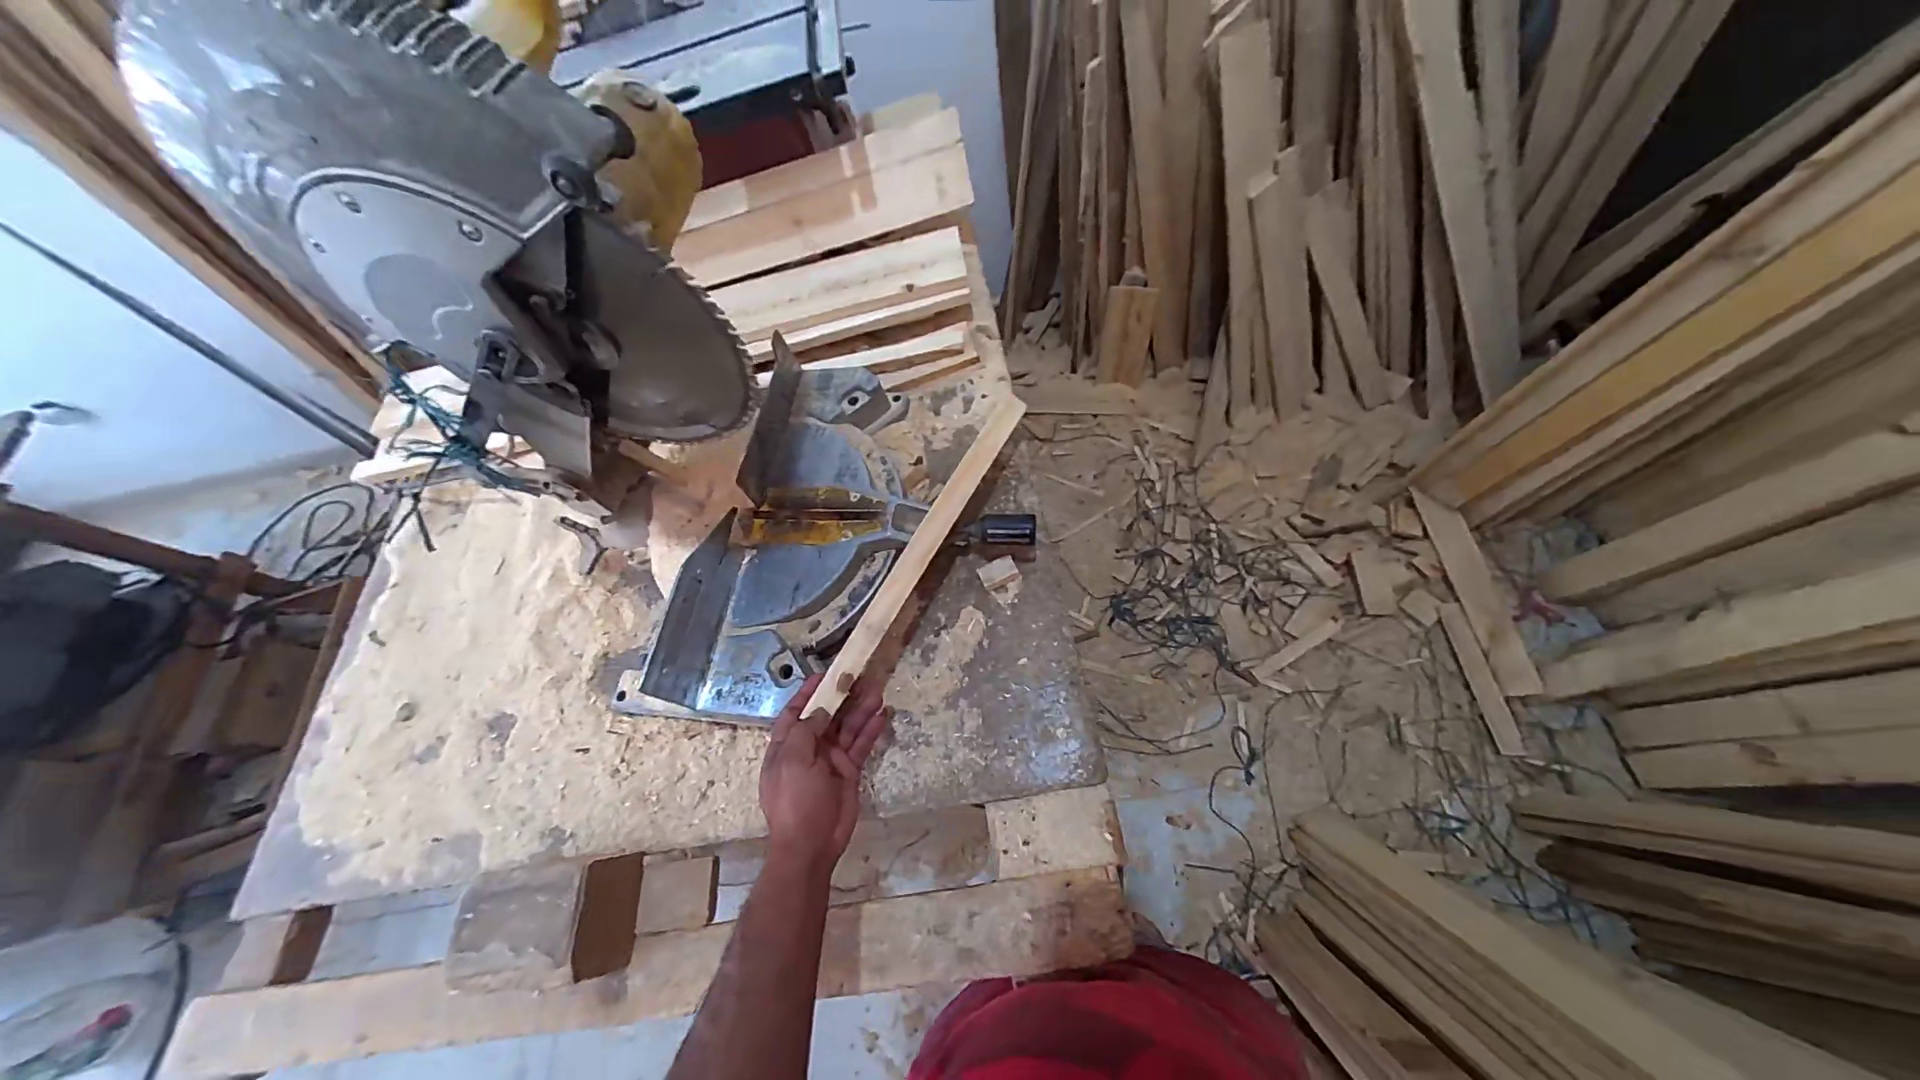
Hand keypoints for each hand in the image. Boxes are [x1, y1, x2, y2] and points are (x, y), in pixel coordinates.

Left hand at [759, 673, 890, 873]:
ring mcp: (830, 760)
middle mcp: (808, 749)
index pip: (796, 712)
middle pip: (827, 716)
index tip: (824, 674)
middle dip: (842, 697)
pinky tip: (883, 715)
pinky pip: (861, 745)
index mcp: (787, 746)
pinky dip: (871, 730)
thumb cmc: (794, 801)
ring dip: (860, 709)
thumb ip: (806, 731)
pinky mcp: (849, 771)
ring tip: (878, 690)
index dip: (808, 693)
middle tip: (862, 676)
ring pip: (847, 728)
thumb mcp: (793, 761)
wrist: (811, 845)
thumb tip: (822, 711)